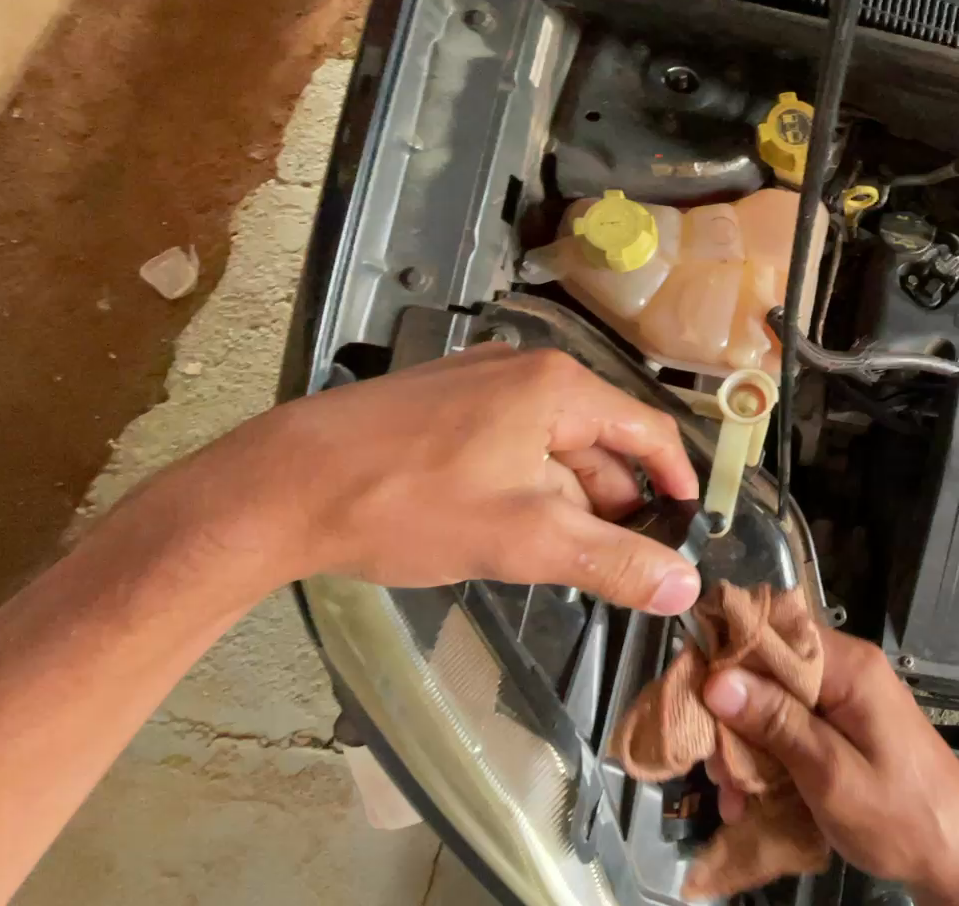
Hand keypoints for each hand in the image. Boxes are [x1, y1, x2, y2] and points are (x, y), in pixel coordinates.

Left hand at [122, 343, 701, 612]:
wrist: (273, 490)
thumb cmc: (413, 504)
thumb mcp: (528, 541)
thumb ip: (615, 562)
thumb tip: (685, 588)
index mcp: (559, 388)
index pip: (647, 432)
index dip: (674, 479)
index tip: (686, 522)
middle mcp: (527, 370)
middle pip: (599, 441)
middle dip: (612, 501)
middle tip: (614, 555)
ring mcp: (480, 381)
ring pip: (553, 445)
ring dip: (567, 497)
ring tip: (559, 550)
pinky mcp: (443, 401)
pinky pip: (512, 441)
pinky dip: (527, 483)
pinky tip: (508, 523)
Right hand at [702, 629, 958, 905]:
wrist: (954, 853)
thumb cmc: (900, 815)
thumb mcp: (831, 775)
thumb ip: (778, 723)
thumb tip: (719, 679)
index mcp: (850, 666)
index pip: (776, 632)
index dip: (729, 657)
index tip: (692, 697)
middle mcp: (848, 668)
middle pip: (772, 668)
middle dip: (734, 715)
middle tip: (713, 767)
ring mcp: (848, 697)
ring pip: (778, 700)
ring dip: (747, 744)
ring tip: (731, 795)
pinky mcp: (846, 724)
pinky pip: (796, 725)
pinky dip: (771, 756)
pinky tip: (752, 797)